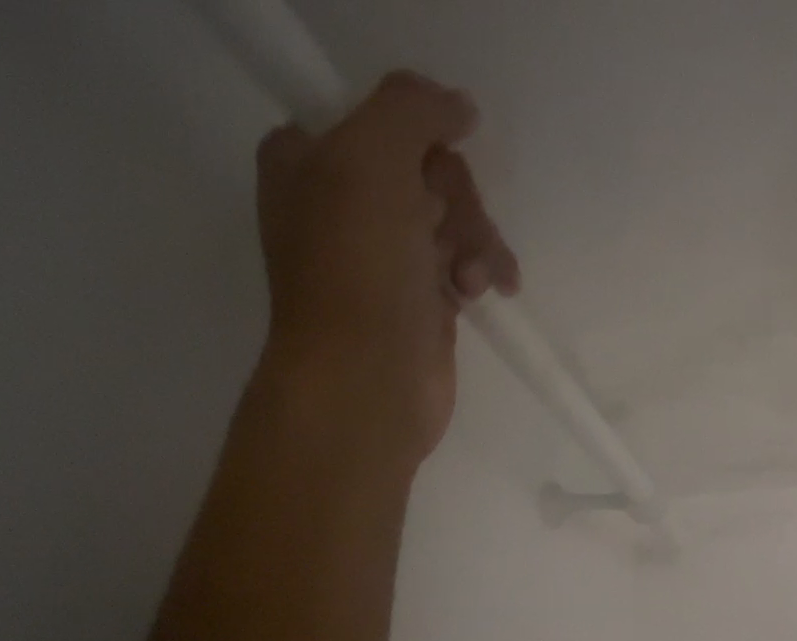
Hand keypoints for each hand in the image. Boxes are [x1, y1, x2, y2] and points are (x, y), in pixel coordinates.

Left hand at [252, 70, 519, 463]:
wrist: (369, 380)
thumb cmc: (358, 268)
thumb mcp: (372, 159)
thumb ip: (412, 108)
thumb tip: (459, 105)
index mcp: (308, 159)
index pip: (382, 118)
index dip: (419, 140)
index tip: (432, 165)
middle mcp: (343, 201)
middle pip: (430, 169)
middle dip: (456, 202)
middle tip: (446, 232)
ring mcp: (385, 253)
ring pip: (455, 216)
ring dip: (476, 240)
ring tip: (470, 279)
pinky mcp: (421, 296)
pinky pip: (466, 259)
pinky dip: (484, 270)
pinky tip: (488, 292)